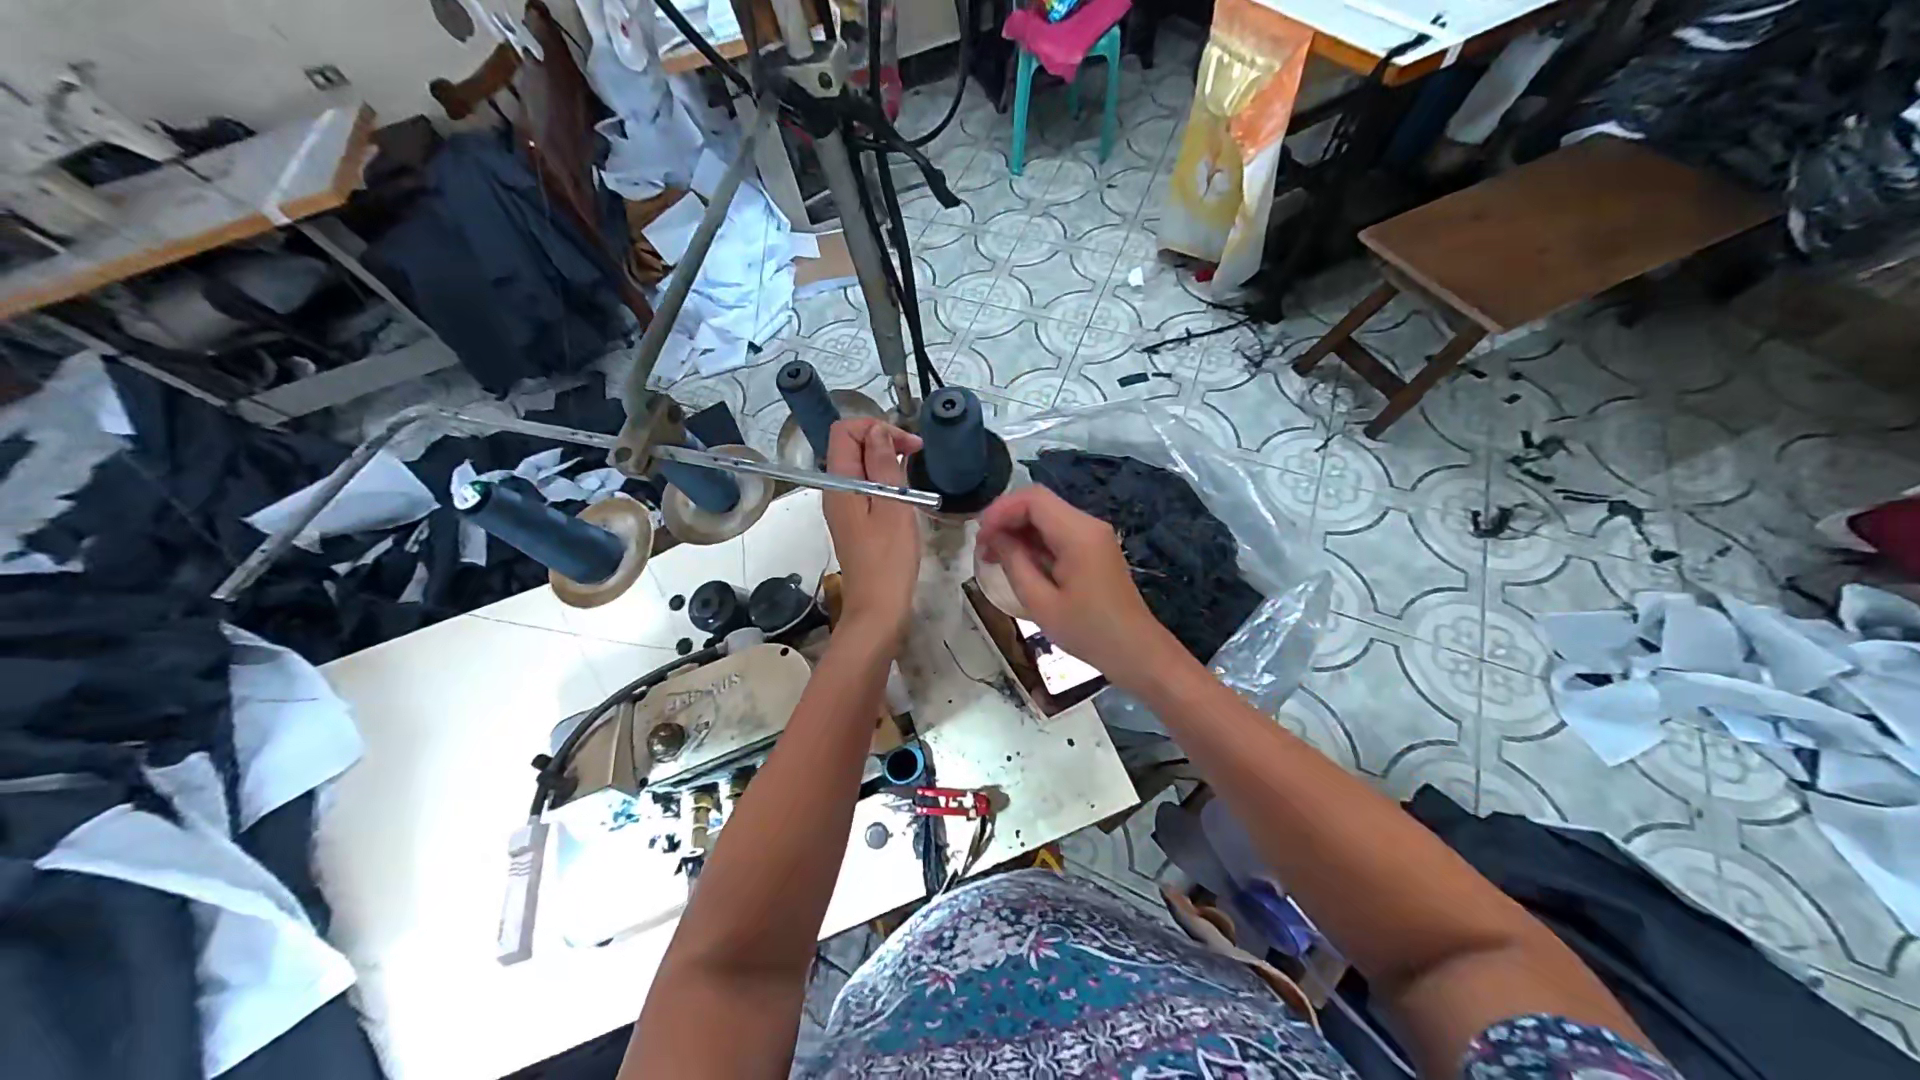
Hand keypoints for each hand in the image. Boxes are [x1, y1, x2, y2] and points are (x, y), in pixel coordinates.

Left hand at [823, 418, 923, 648]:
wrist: (878, 606)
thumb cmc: (889, 558)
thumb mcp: (893, 506)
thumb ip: (884, 465)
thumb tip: (878, 432)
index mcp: (840, 483)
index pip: (845, 431)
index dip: (875, 427)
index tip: (906, 444)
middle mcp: (835, 491)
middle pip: (850, 445)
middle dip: (882, 440)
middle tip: (915, 454)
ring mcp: (843, 507)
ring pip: (859, 466)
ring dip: (885, 461)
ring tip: (913, 474)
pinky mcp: (854, 521)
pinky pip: (865, 487)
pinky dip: (885, 481)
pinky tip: (904, 495)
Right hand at [975, 485, 1185, 687]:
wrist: (1135, 651)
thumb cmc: (1088, 631)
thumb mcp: (1040, 602)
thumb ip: (1014, 562)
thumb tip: (994, 537)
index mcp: (1078, 534)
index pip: (1033, 499)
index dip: (1000, 511)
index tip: (980, 538)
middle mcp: (1088, 525)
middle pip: (1039, 504)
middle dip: (1006, 520)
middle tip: (983, 549)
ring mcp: (1094, 536)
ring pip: (1047, 517)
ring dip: (1018, 531)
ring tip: (994, 558)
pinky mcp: (1094, 549)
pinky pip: (1059, 533)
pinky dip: (1035, 542)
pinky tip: (1018, 563)